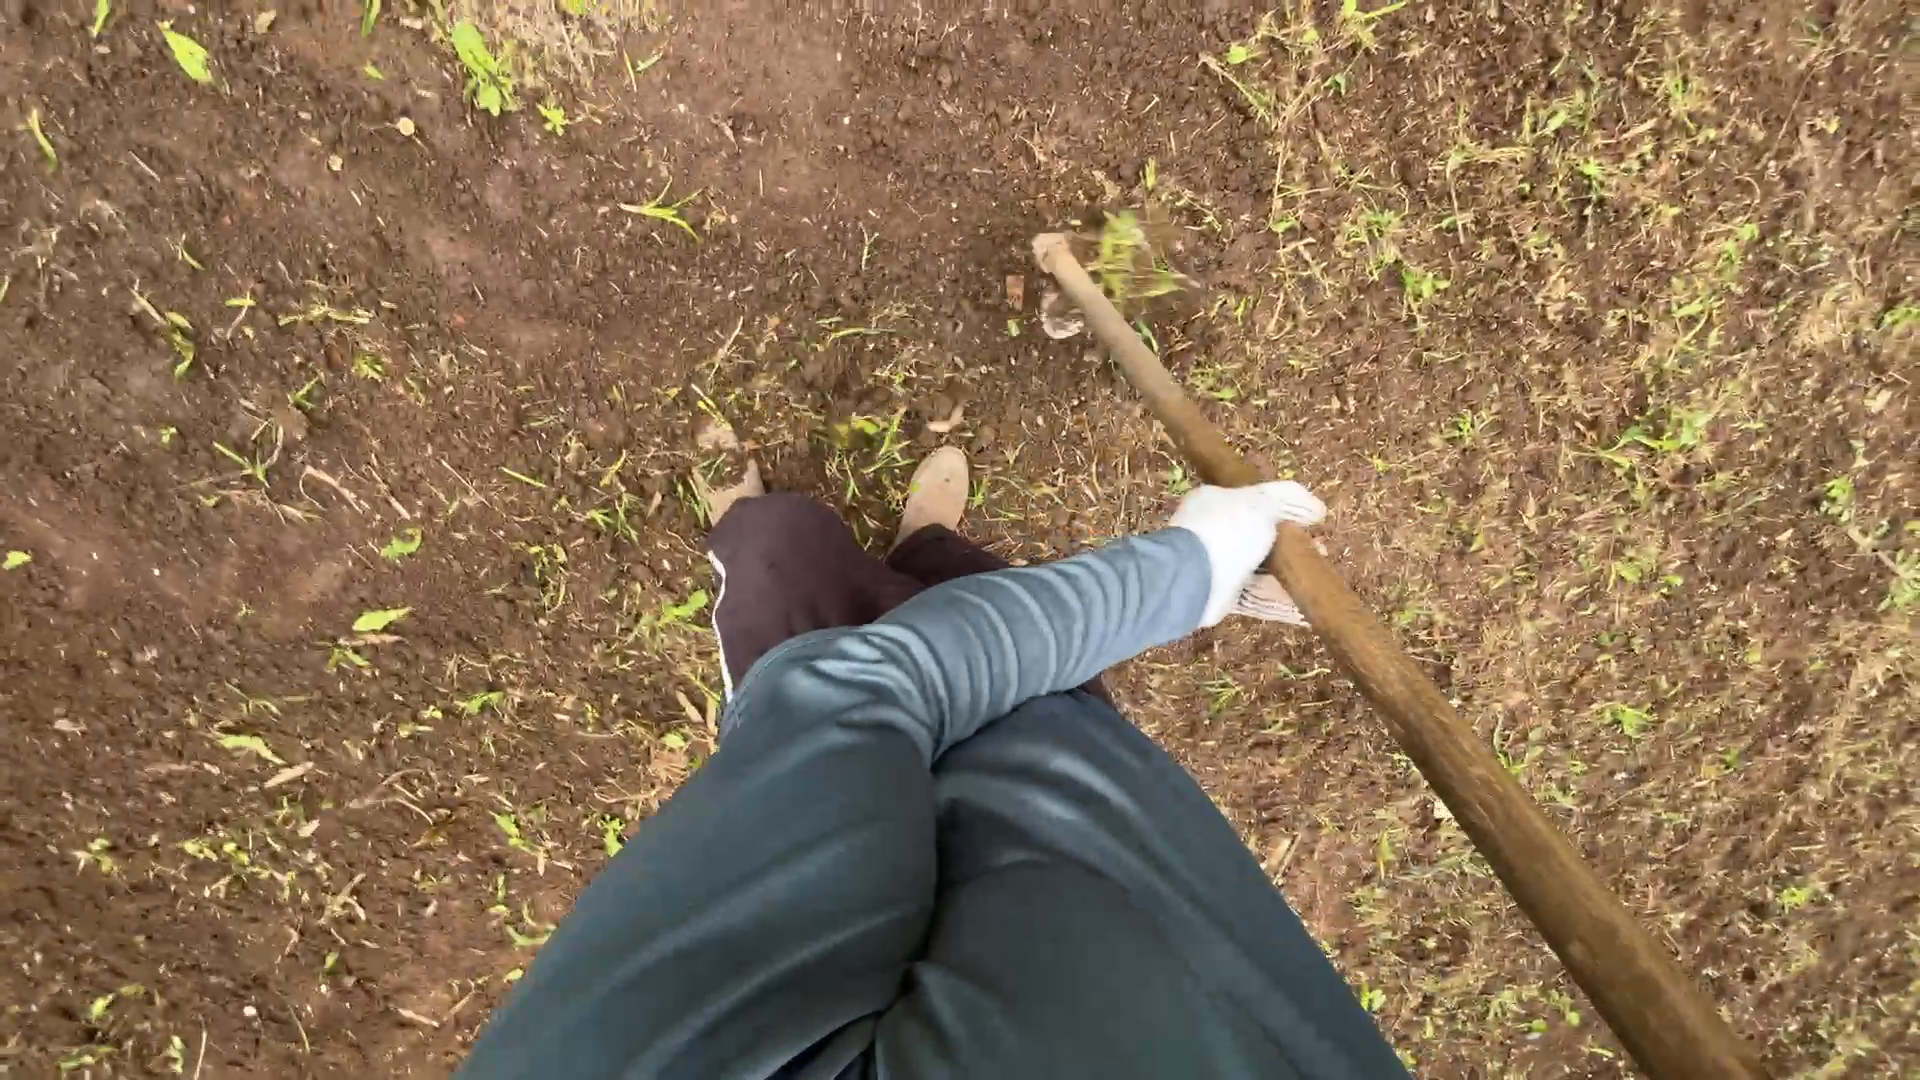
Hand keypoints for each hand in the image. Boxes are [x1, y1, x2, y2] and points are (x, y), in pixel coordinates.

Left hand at [1169, 482, 1324, 627]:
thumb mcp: (1260, 503)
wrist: (1191, 577)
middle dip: (1292, 547)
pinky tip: (1304, 608)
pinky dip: (1278, 602)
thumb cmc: (1226, 531)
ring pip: (1260, 571)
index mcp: (1215, 502)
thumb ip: (1287, 499)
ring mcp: (1216, 565)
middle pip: (1260, 539)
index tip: (1313, 521)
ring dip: (1289, 576)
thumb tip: (1316, 509)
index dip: (1286, 511)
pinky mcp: (1221, 595)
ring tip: (1317, 578)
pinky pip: (1255, 597)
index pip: (1254, 502)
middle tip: (1319, 551)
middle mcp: (1214, 532)